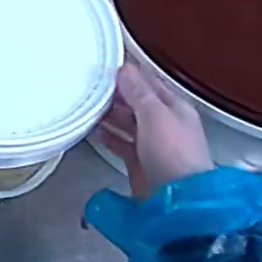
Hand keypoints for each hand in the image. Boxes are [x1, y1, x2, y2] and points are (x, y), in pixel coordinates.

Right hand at [96, 60, 213, 199]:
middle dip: (114, 93)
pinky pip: (118, 142)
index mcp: (174, 108)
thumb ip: (138, 93)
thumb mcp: (155, 116)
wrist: (176, 198)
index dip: (129, 72)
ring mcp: (150, 143)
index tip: (105, 62)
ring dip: (107, 113)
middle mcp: (163, 123)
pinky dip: (105, 135)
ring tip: (86, 104)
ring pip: (125, 121)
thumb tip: (124, 69)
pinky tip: (91, 130)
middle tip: (89, 84)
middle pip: (135, 102)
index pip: (149, 83)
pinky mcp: (138, 160)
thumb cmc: (172, 153)